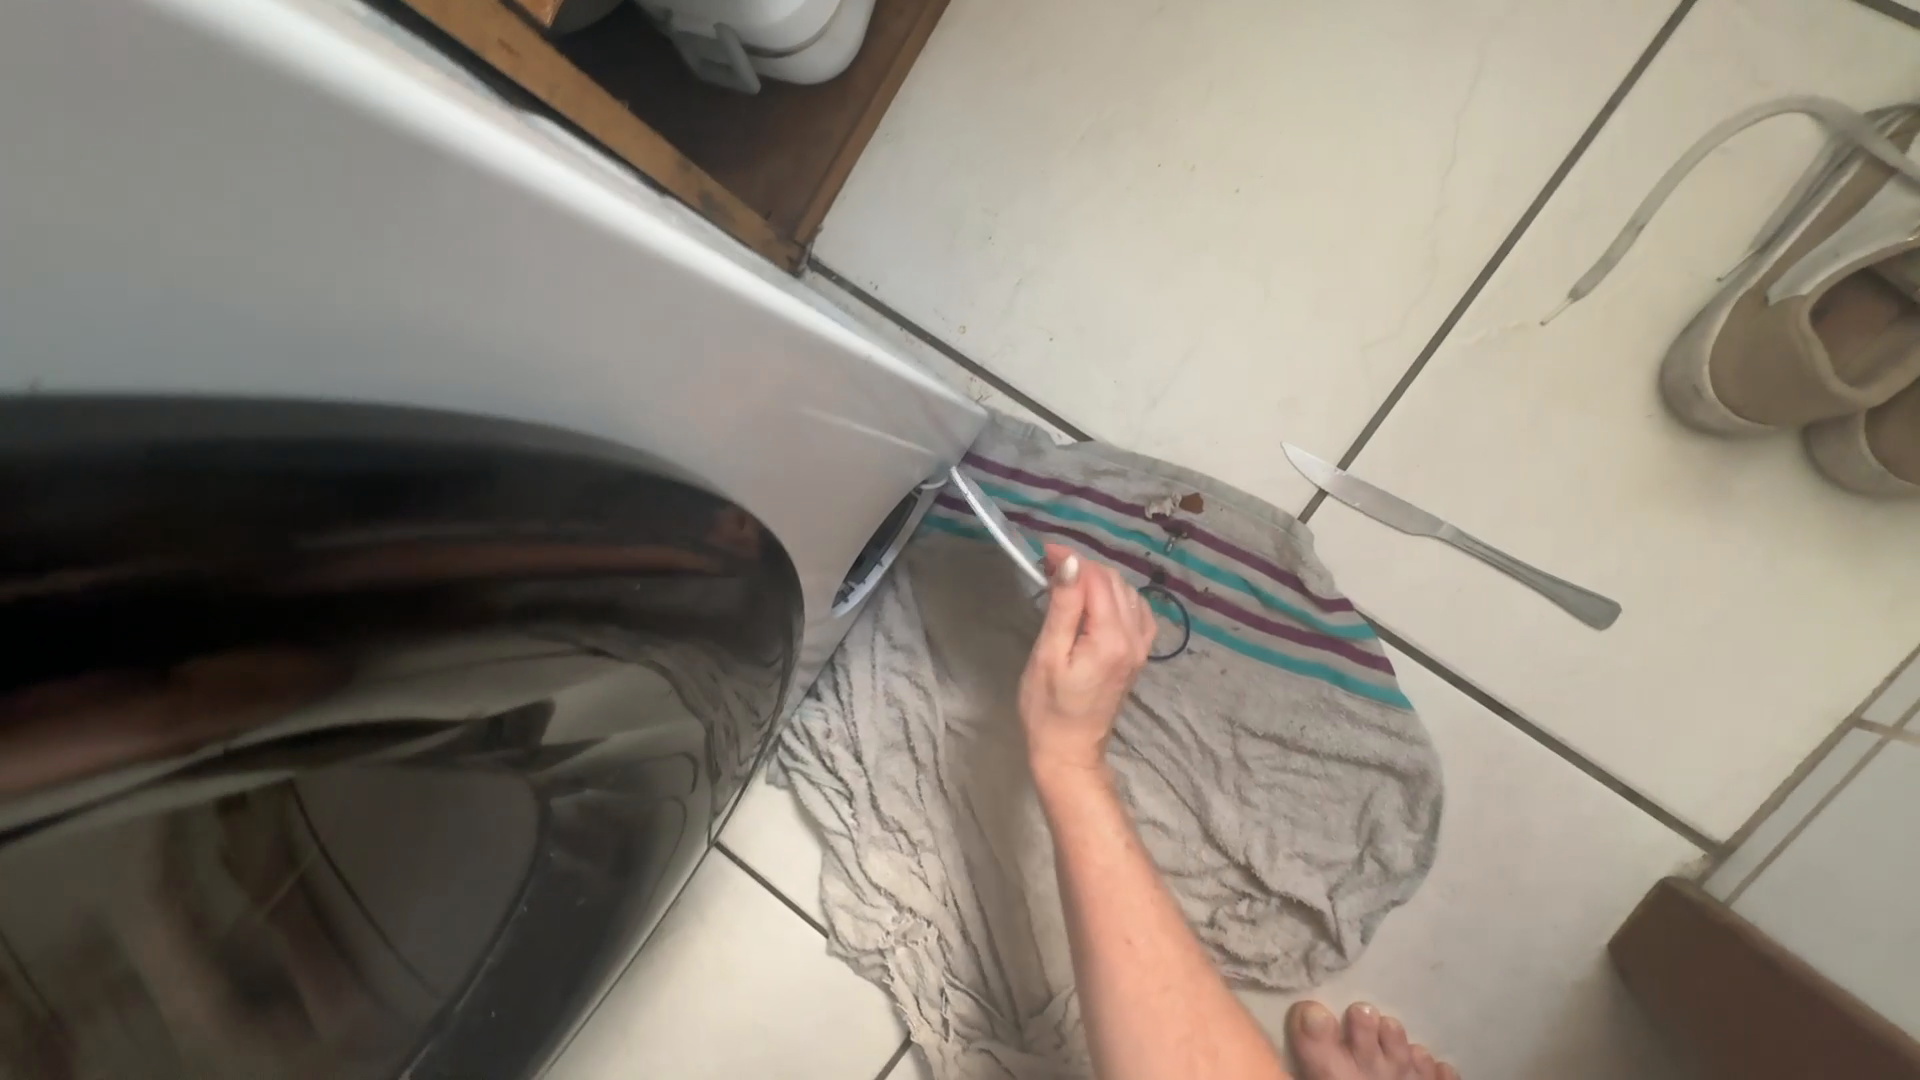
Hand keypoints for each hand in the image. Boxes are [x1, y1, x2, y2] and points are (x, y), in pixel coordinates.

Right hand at [1019, 543, 1157, 780]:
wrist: (1069, 750)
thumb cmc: (1047, 707)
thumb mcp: (1048, 654)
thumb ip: (1063, 606)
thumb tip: (1069, 562)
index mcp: (1111, 637)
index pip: (1096, 578)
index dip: (1070, 560)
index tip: (1042, 554)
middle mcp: (1134, 637)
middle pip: (1113, 582)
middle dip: (1082, 568)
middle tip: (1047, 569)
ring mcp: (1140, 647)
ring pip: (1126, 593)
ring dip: (1098, 581)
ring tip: (1065, 585)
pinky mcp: (1138, 655)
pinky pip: (1136, 612)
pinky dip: (1116, 598)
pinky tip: (1096, 603)